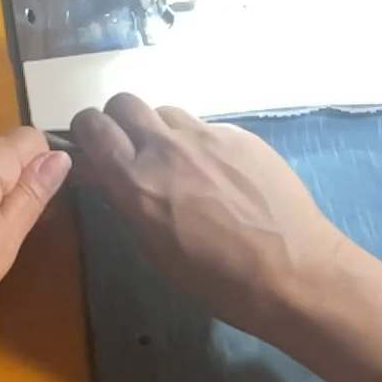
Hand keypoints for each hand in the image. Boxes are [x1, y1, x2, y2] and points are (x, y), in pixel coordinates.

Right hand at [70, 93, 357, 333]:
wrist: (296, 273)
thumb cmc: (216, 279)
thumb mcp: (153, 249)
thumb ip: (125, 202)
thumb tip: (106, 176)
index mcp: (135, 180)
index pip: (92, 126)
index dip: (85, 129)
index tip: (90, 145)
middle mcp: (165, 147)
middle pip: (123, 102)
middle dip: (118, 120)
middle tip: (129, 147)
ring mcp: (205, 136)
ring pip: (165, 111)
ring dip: (160, 130)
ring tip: (177, 162)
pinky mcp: (239, 135)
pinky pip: (205, 127)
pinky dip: (199, 143)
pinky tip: (219, 175)